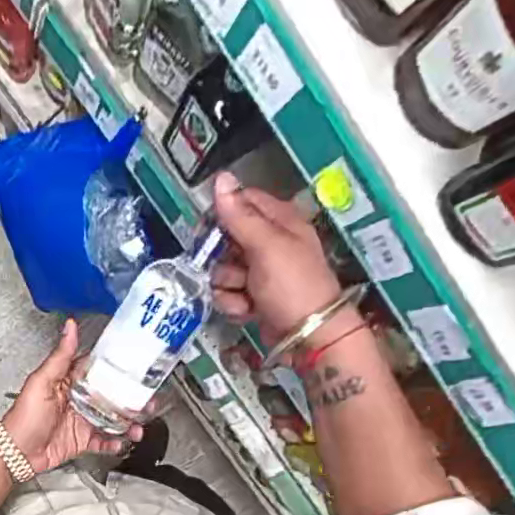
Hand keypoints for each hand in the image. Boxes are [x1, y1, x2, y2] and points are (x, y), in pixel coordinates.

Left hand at [0, 318, 143, 473]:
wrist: (16, 452)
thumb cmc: (23, 417)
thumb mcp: (42, 382)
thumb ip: (60, 356)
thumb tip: (70, 327)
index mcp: (69, 382)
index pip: (98, 372)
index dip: (117, 370)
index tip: (137, 369)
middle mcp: (78, 400)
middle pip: (110, 397)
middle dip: (130, 400)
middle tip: (147, 402)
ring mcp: (81, 421)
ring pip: (111, 420)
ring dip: (128, 423)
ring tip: (138, 427)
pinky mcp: (82, 441)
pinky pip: (103, 441)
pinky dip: (115, 442)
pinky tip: (123, 441)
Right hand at [208, 171, 345, 344]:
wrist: (309, 337)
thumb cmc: (293, 285)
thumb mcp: (266, 246)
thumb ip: (240, 216)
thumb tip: (220, 178)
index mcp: (279, 221)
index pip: (241, 202)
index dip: (221, 215)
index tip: (205, 231)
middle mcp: (269, 243)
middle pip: (226, 240)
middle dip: (222, 259)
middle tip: (233, 269)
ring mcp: (261, 273)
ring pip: (223, 271)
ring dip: (227, 286)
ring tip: (245, 295)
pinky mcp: (254, 298)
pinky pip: (229, 294)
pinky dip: (234, 304)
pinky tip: (247, 311)